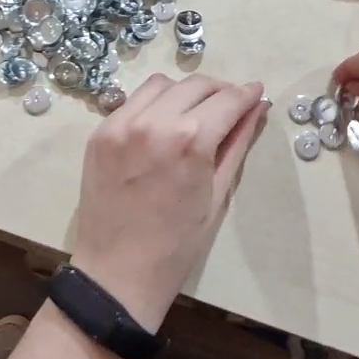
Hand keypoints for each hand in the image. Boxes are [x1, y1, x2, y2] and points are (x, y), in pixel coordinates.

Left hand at [69, 74, 267, 329]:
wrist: (116, 274)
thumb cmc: (177, 244)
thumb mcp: (218, 194)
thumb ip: (238, 144)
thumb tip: (257, 108)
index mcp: (190, 142)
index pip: (228, 100)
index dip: (247, 94)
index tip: (257, 91)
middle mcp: (155, 122)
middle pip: (197, 85)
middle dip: (220, 91)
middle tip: (231, 106)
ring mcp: (122, 124)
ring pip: (163, 84)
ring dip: (185, 92)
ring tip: (195, 113)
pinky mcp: (101, 132)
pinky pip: (134, 100)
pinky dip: (154, 103)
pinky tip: (163, 123)